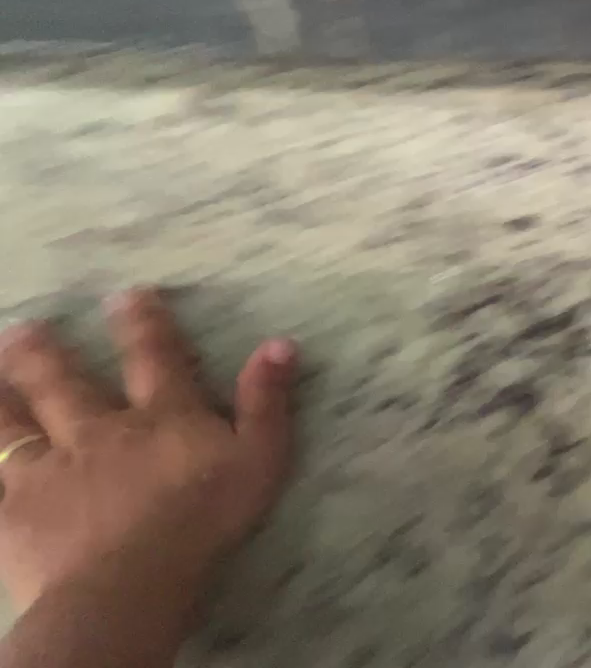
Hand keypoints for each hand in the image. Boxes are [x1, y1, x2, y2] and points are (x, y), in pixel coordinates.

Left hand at [0, 289, 296, 614]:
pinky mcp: (11, 508)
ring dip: (0, 395)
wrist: (131, 579)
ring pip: (13, 424)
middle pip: (68, 386)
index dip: (144, 324)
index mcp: (166, 416)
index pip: (155, 358)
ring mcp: (49, 469)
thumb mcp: (263, 452)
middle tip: (24, 327)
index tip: (128, 294)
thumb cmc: (211, 513)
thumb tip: (280, 341)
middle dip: (46, 354)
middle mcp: (103, 431)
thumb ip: (268, 398)